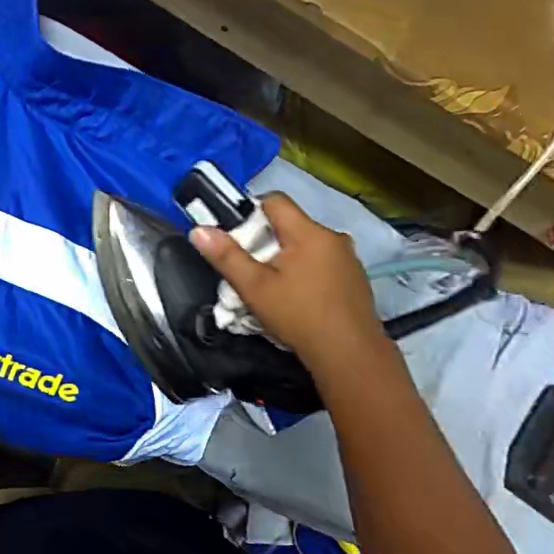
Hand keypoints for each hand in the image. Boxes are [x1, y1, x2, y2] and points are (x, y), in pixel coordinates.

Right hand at [189, 192, 383, 366]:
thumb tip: (198, 230)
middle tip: (249, 271)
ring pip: (307, 247)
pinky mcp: (355, 279)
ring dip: (287, 260)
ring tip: (273, 289)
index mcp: (308, 233)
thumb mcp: (254, 288)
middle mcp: (333, 237)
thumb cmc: (298, 316)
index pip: (275, 201)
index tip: (237, 239)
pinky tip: (298, 300)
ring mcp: (348, 258)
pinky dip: (306, 274)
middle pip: (290, 226)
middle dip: (266, 242)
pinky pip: (323, 264)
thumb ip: (227, 257)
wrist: (348, 352)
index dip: (250, 212)